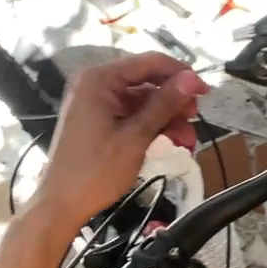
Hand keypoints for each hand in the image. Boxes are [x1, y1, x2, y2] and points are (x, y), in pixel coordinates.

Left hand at [29, 53, 208, 234]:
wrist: (60, 205)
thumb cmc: (95, 171)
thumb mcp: (135, 137)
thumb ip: (164, 104)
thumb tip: (192, 78)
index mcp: (99, 79)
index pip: (149, 62)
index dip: (181, 74)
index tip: (205, 91)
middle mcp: (95, 82)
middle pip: (146, 80)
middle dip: (173, 101)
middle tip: (194, 120)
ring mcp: (95, 101)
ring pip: (142, 99)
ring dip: (166, 117)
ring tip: (187, 140)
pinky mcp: (97, 118)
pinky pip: (131, 113)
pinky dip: (150, 125)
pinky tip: (170, 141)